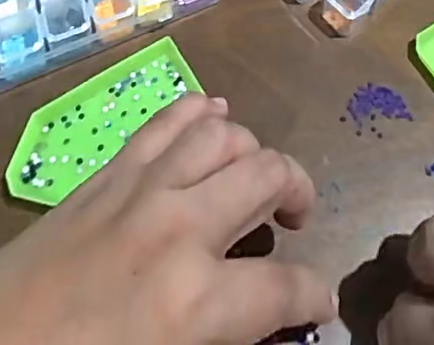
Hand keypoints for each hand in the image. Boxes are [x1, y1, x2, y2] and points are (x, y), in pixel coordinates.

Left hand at [0, 94, 335, 344]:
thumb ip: (218, 339)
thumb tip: (262, 325)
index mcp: (194, 302)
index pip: (285, 289)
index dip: (315, 295)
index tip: (321, 303)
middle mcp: (179, 226)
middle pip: (266, 175)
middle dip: (298, 190)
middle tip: (296, 218)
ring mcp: (142, 186)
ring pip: (222, 134)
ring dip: (251, 148)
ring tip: (255, 172)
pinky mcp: (111, 168)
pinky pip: (168, 120)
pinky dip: (200, 111)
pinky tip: (215, 116)